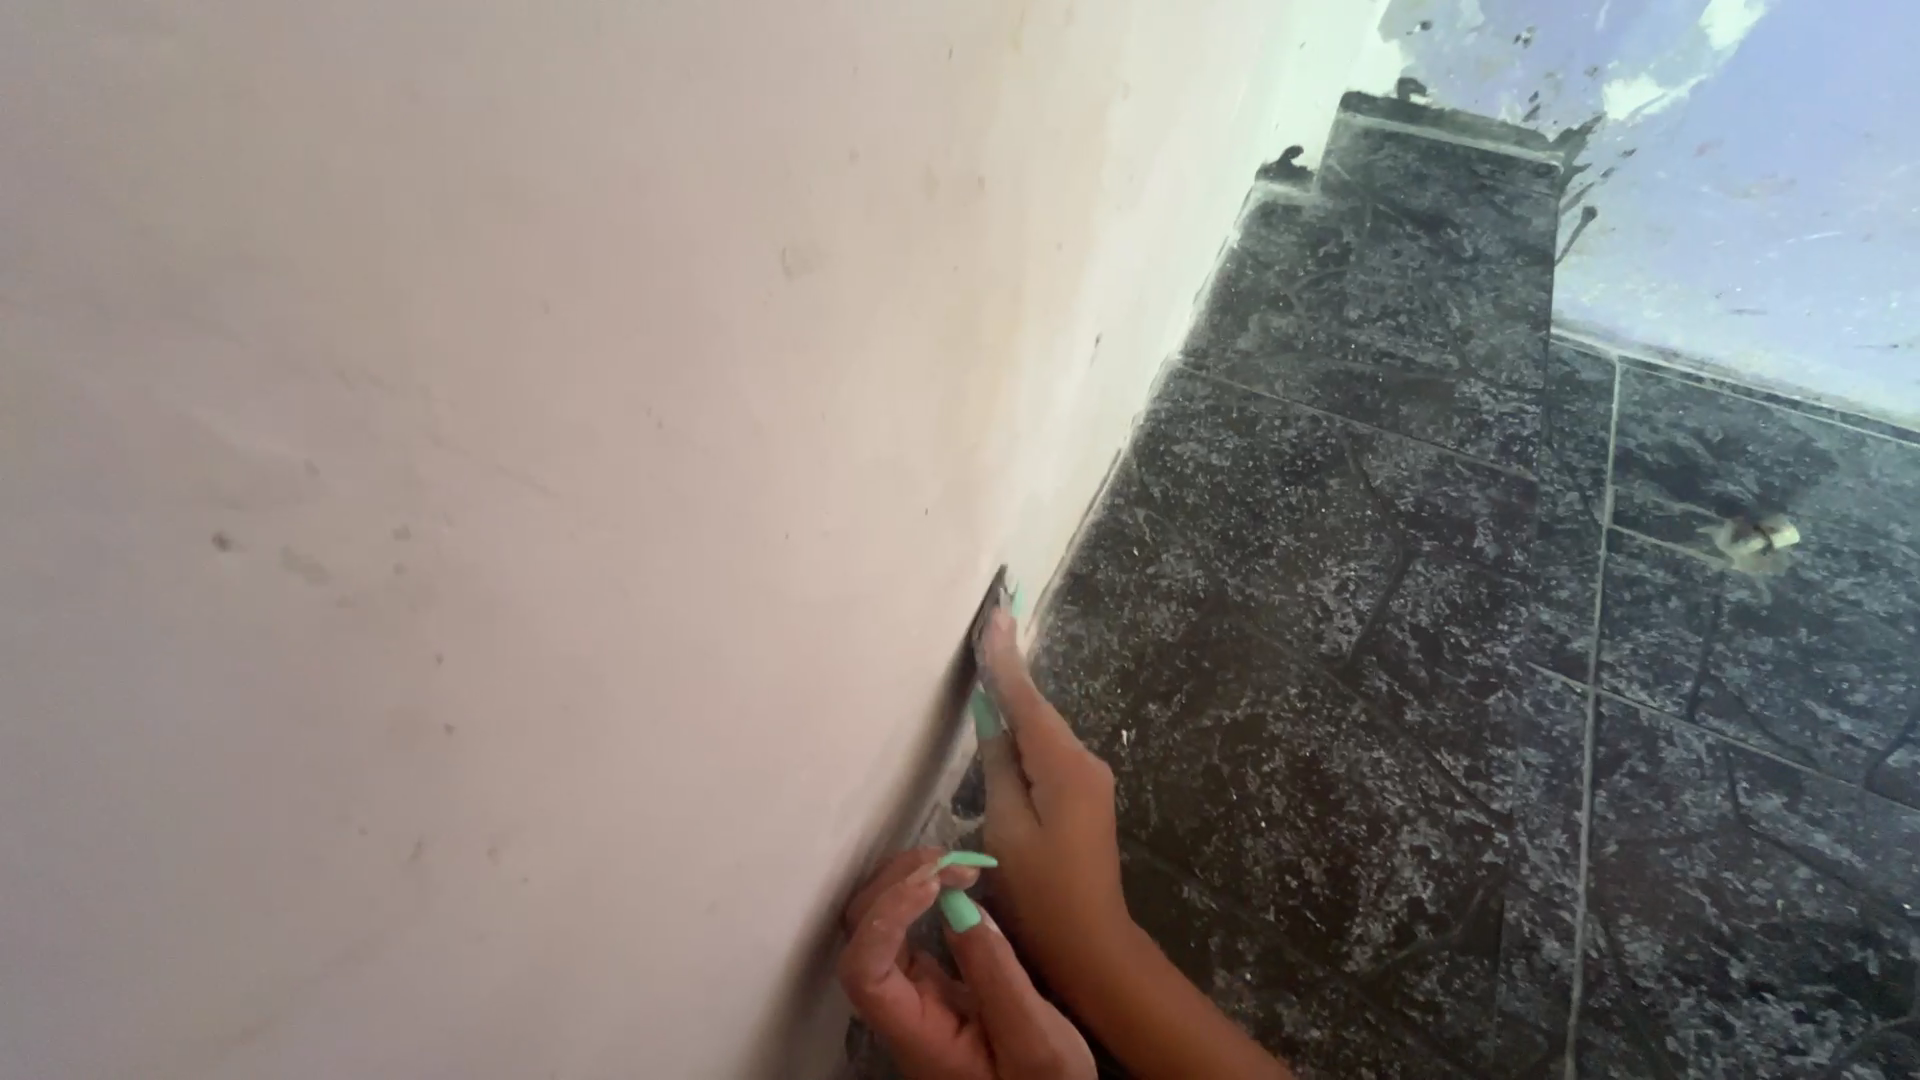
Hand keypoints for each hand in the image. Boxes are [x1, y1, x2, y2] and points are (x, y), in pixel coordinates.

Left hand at [838, 847, 1095, 1079]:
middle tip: (953, 860)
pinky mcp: (928, 983)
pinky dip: (920, 891)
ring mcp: (910, 994)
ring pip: (875, 925)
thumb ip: (997, 978)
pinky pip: (904, 929)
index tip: (934, 882)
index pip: (864, 971)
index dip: (884, 917)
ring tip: (955, 863)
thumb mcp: (1036, 1043)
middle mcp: (901, 1009)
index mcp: (917, 1035)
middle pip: (861, 935)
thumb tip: (961, 908)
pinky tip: (953, 881)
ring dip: (905, 880)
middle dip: (897, 882)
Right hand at [973, 609, 1132, 993]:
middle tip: (990, 624)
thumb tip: (992, 719)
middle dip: (1010, 672)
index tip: (997, 612)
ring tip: (989, 662)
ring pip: (1042, 730)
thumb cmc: (1041, 894)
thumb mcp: (1005, 829)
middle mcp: (1085, 761)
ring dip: (1015, 701)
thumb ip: (998, 766)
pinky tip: (1005, 722)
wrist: (1093, 946)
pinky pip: (1047, 752)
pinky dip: (1025, 733)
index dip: (1006, 658)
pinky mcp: (1085, 793)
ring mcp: (1090, 777)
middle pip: (1037, 709)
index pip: (1027, 699)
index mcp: (1065, 765)